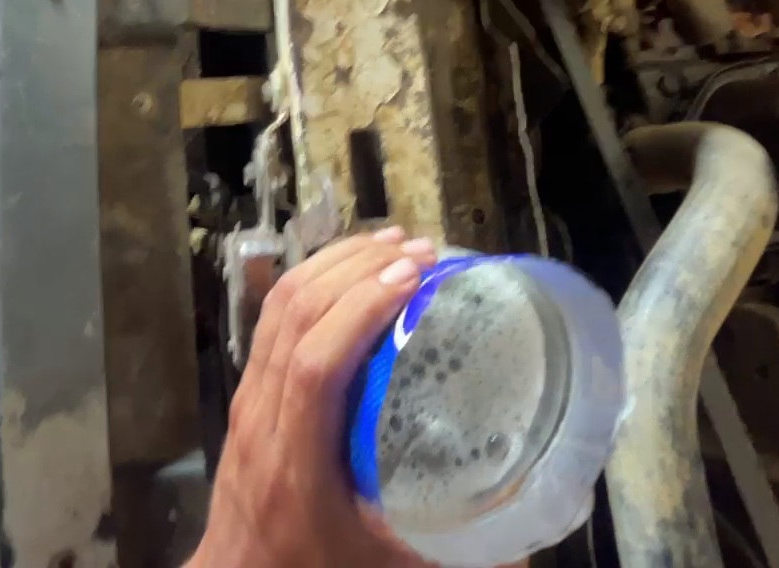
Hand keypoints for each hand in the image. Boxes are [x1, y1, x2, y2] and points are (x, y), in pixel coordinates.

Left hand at [190, 228, 440, 567]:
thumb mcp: (387, 563)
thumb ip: (453, 546)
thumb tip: (528, 535)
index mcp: (296, 463)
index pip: (316, 365)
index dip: (361, 310)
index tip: (413, 278)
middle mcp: (264, 414)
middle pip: (296, 316)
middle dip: (356, 269)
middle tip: (418, 251)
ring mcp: (250, 391)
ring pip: (280, 303)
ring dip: (334, 261)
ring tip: (389, 243)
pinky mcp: (249, 381)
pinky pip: (274, 312)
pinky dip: (313, 276)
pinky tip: (349, 265)